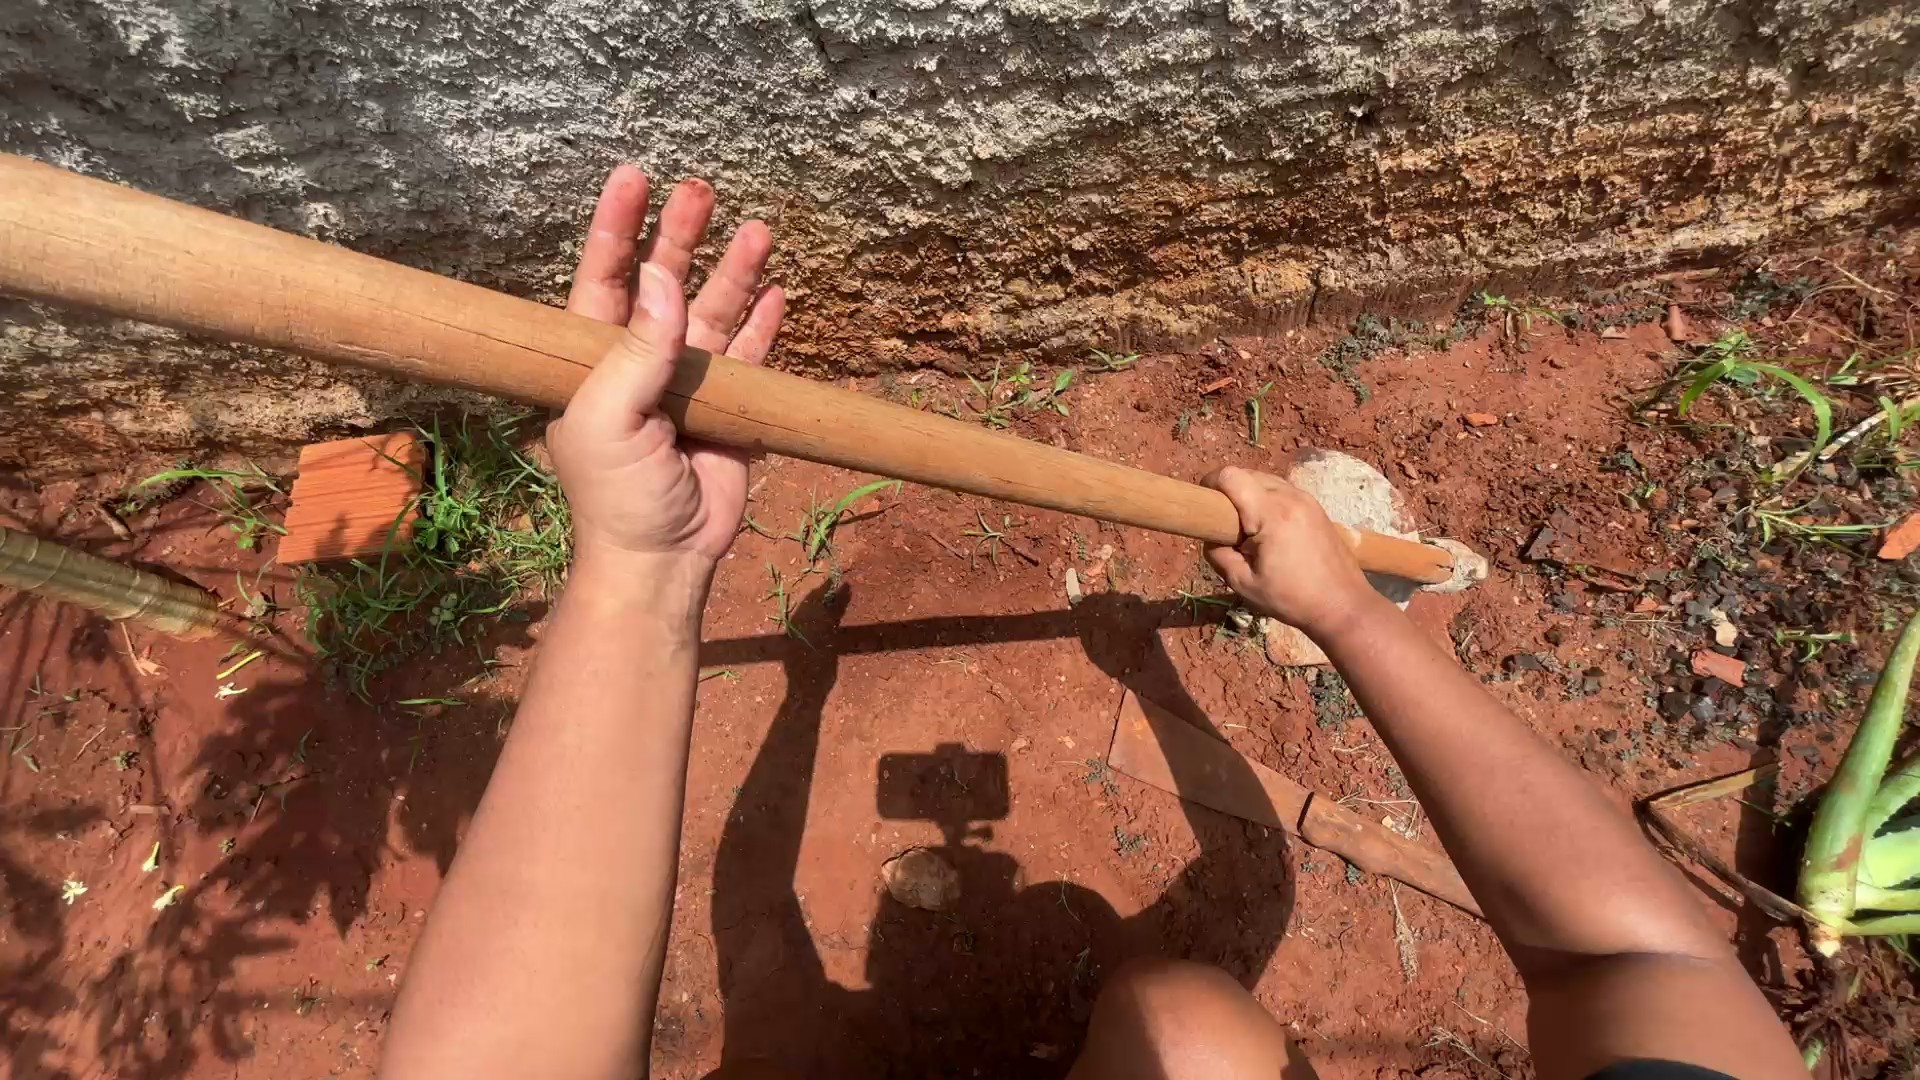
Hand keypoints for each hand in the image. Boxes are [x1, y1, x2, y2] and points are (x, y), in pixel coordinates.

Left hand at [547, 165, 785, 569]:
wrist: (665, 554)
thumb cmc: (615, 491)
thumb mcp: (605, 418)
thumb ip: (636, 351)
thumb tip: (666, 280)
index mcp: (596, 359)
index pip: (605, 279)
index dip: (618, 228)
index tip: (636, 178)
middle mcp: (645, 363)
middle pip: (667, 285)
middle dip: (684, 239)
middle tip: (703, 192)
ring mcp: (692, 385)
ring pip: (717, 316)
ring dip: (737, 276)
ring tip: (760, 232)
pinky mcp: (734, 410)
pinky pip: (752, 359)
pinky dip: (764, 330)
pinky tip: (777, 297)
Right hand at [1202, 466, 1378, 637]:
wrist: (1343, 605)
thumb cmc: (1292, 598)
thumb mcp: (1243, 583)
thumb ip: (1217, 555)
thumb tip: (1211, 538)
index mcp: (1271, 514)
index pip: (1230, 476)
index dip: (1209, 484)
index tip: (1203, 506)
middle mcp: (1290, 497)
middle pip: (1246, 474)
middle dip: (1227, 491)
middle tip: (1222, 523)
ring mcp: (1306, 499)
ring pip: (1264, 479)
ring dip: (1247, 494)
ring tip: (1244, 527)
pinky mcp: (1315, 506)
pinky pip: (1280, 490)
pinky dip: (1265, 499)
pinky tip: (1265, 528)